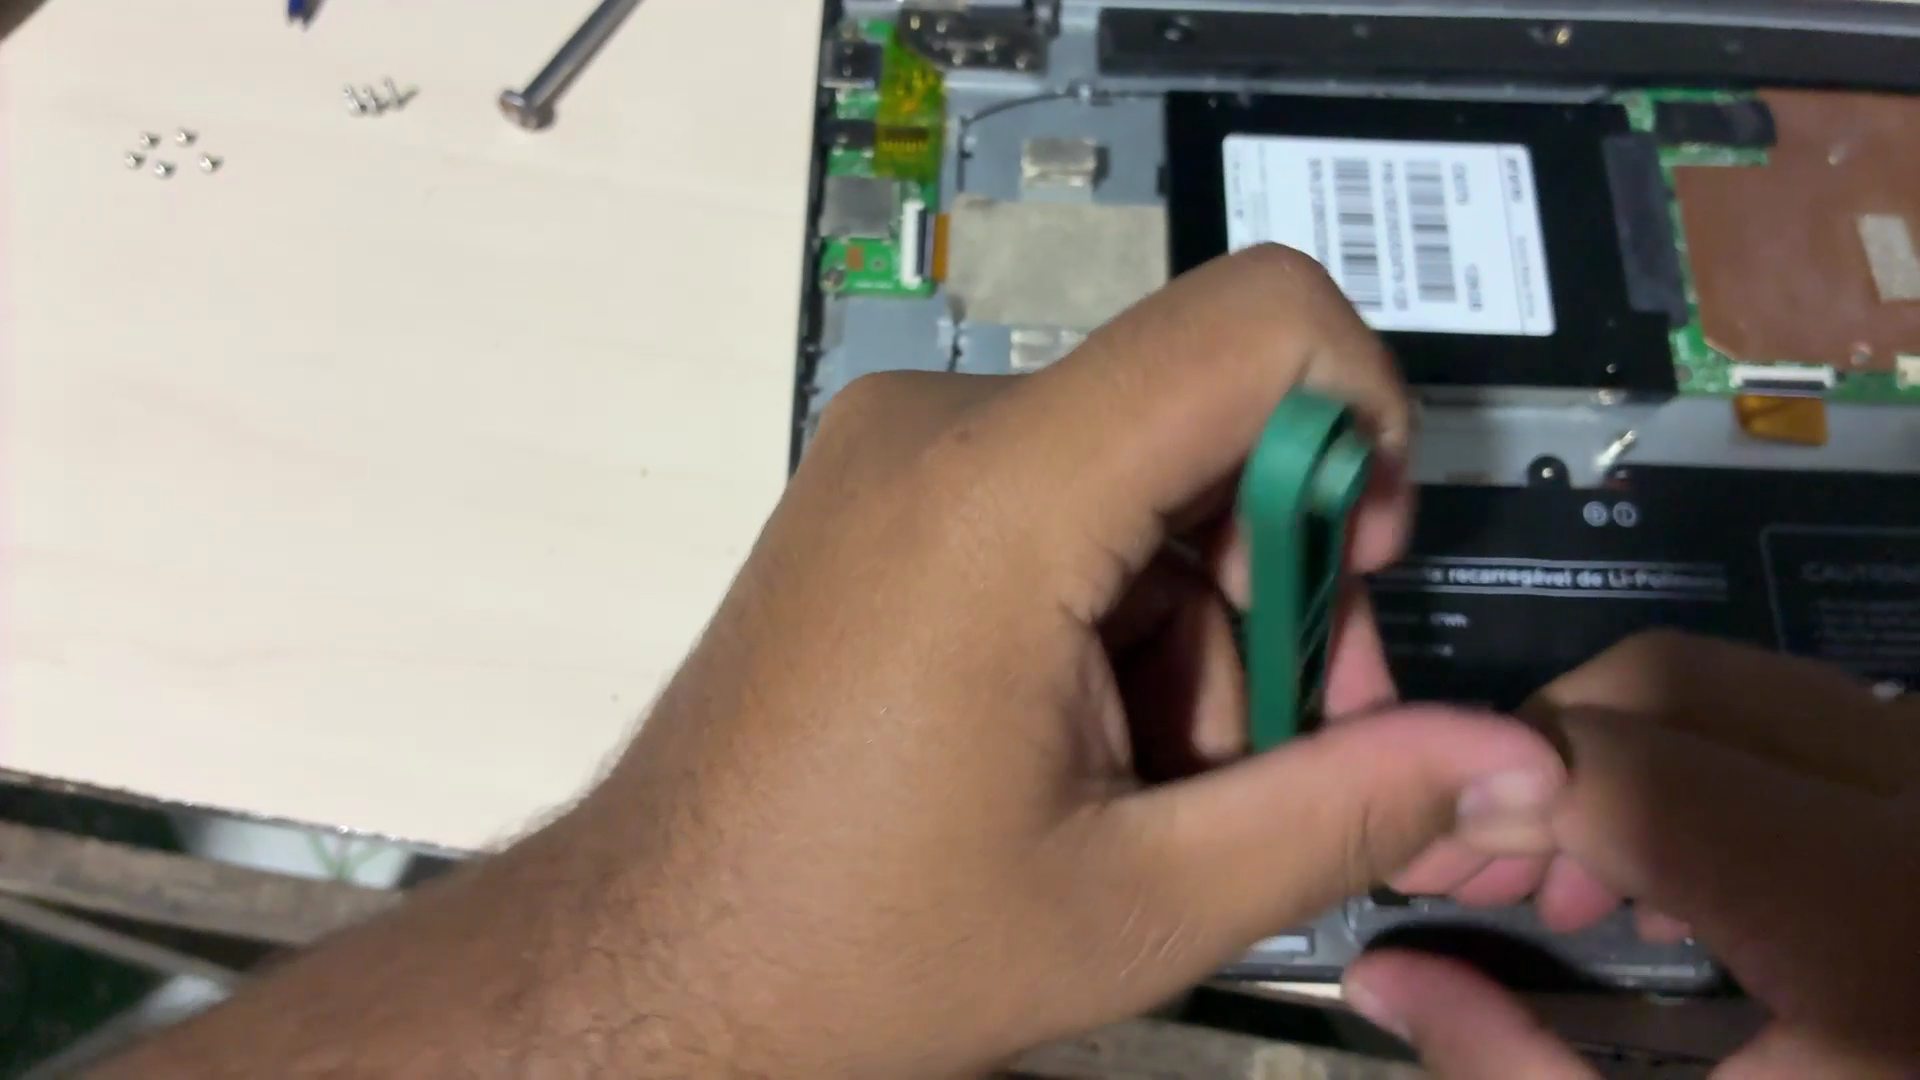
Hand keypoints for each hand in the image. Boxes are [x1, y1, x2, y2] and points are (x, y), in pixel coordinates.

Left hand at [577, 246, 1568, 1078]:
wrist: (664, 950)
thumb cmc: (863, 945)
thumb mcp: (1130, 901)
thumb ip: (1341, 810)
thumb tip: (1514, 761)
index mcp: (999, 493)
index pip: (1255, 321)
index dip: (1356, 413)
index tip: (1354, 562)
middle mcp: (939, 425)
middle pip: (1203, 418)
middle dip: (1271, 573)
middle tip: (1261, 740)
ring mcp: (898, 448)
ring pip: (1136, 472)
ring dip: (1190, 611)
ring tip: (1151, 764)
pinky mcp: (883, 489)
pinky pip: (1056, 492)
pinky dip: (1110, 595)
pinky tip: (1081, 723)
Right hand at [1346, 632, 1919, 1075]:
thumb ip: (1510, 1066)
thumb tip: (1372, 977)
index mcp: (1886, 922)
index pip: (1621, 768)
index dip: (1493, 796)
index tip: (1443, 863)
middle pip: (1674, 679)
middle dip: (1546, 745)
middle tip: (1506, 853)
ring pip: (1744, 682)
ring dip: (1621, 745)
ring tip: (1594, 865)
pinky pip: (1814, 724)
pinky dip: (1706, 763)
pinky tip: (1697, 877)